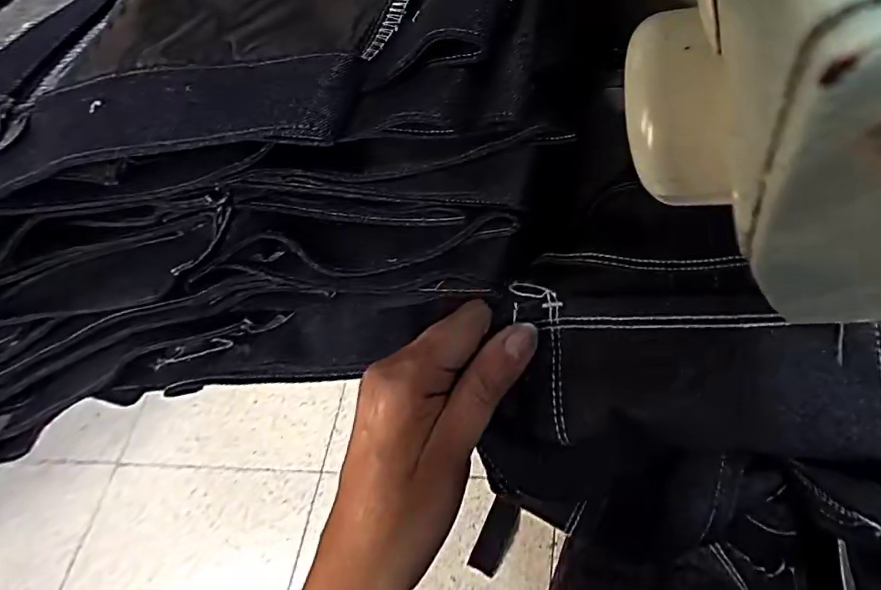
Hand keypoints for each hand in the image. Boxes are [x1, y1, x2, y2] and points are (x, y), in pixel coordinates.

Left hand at [305, 301, 536, 589]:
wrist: (359, 573)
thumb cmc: (401, 521)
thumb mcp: (455, 449)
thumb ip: (487, 382)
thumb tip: (521, 331)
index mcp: (402, 375)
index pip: (470, 316)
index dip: (500, 335)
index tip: (512, 368)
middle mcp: (387, 368)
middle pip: (458, 327)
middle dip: (487, 352)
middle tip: (494, 399)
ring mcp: (384, 383)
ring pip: (450, 346)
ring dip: (472, 370)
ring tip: (476, 414)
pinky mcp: (388, 398)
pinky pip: (435, 366)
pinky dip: (456, 383)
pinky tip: (460, 416)